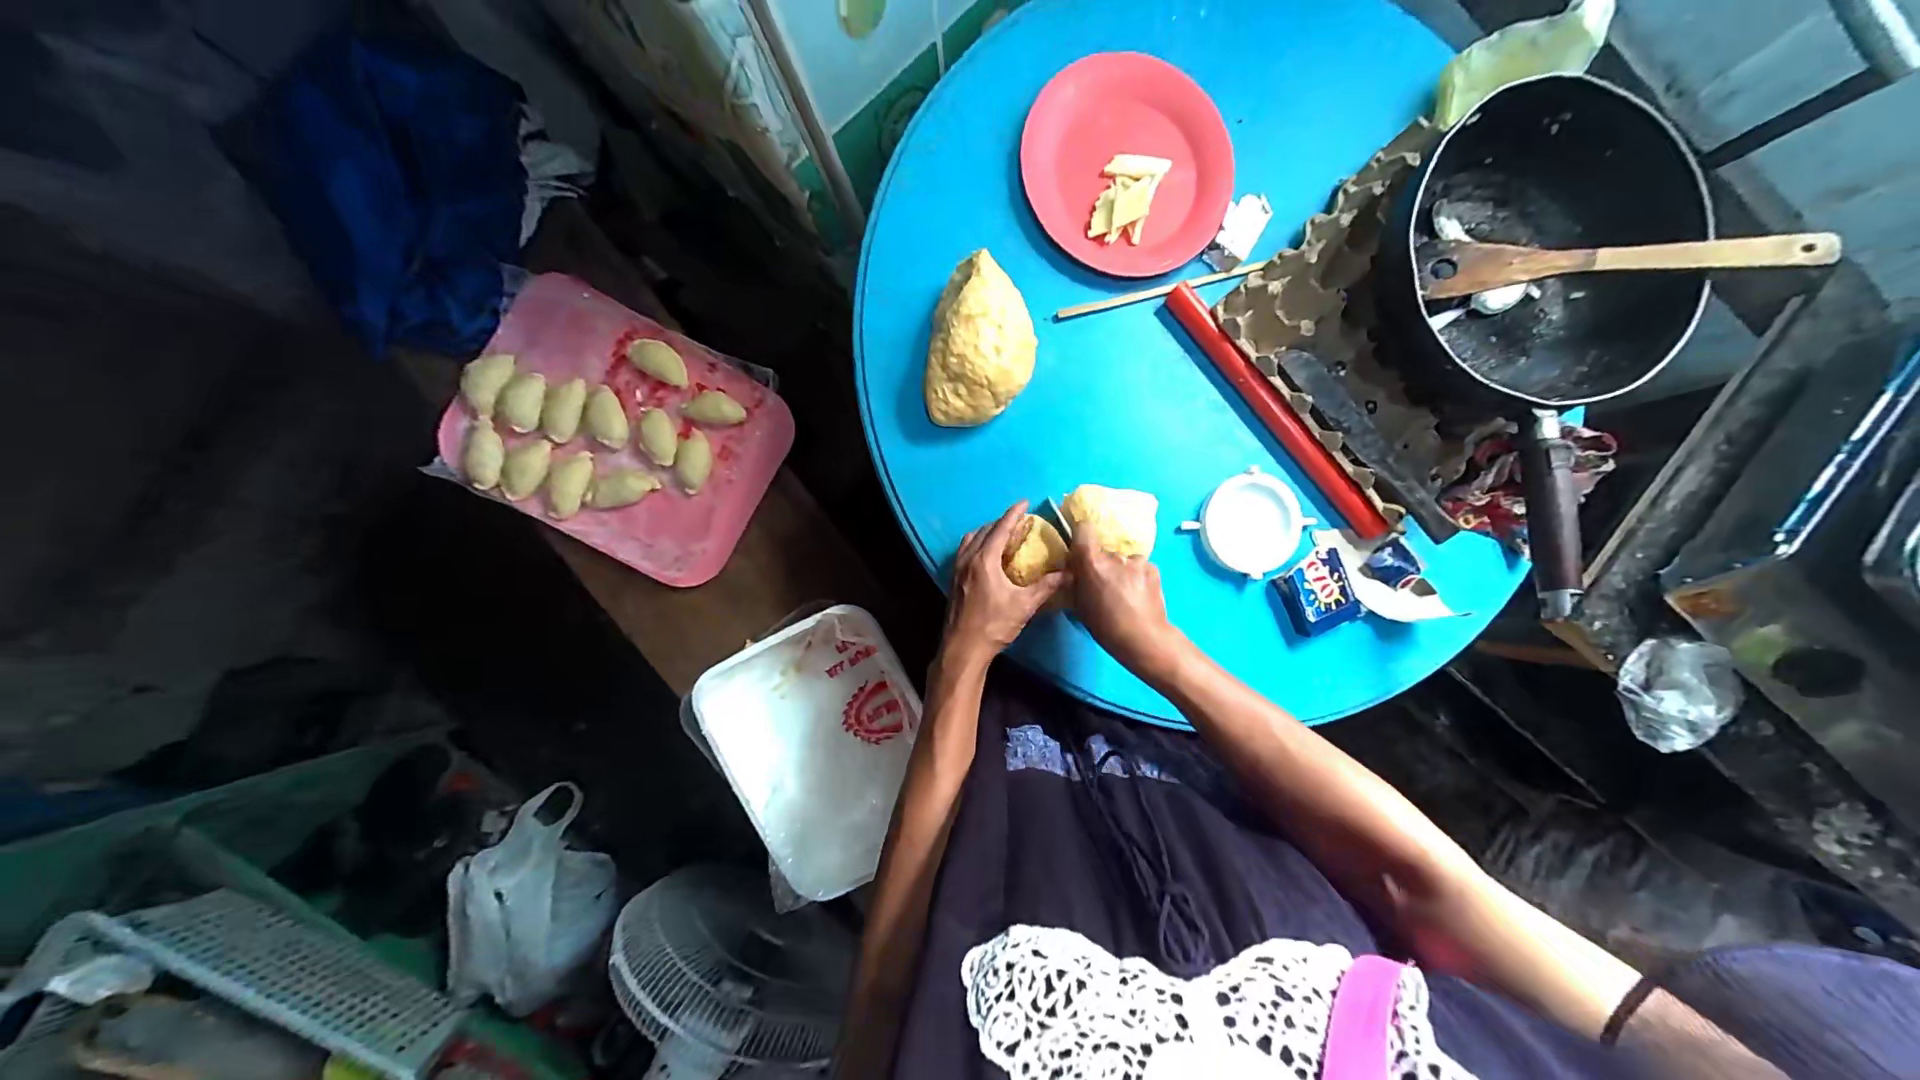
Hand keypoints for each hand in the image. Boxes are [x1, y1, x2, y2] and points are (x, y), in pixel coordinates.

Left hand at [942, 501, 1067, 660]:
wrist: (963, 649)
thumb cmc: (994, 625)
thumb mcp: (1024, 605)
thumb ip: (1047, 586)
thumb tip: (1070, 573)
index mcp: (984, 560)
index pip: (1000, 528)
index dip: (1014, 513)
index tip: (1025, 503)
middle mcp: (968, 560)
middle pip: (984, 531)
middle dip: (1002, 522)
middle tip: (1019, 521)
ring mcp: (957, 570)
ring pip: (971, 540)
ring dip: (987, 532)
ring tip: (1003, 534)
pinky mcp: (953, 580)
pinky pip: (965, 552)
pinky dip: (977, 544)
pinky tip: (987, 556)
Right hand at [1068, 523, 1181, 677]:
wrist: (1144, 638)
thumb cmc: (1105, 626)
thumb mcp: (1080, 605)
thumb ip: (1075, 582)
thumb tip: (1072, 571)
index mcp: (1092, 563)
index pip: (1084, 528)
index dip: (1081, 534)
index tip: (1080, 546)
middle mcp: (1114, 556)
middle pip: (1104, 550)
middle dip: (1102, 563)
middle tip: (1103, 583)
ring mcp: (1137, 561)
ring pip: (1123, 560)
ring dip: (1121, 570)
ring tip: (1124, 592)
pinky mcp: (1153, 568)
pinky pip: (1139, 567)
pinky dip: (1137, 576)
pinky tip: (1138, 595)